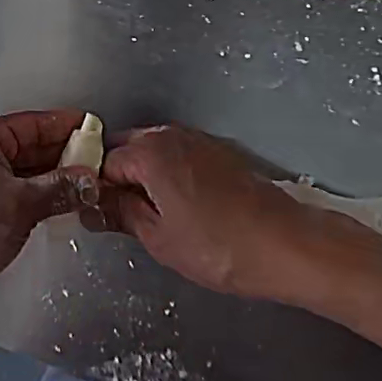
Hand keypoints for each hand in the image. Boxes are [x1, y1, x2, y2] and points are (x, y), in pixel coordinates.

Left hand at [0, 110, 101, 303]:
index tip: (95, 127)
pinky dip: (47, 189)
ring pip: (33, 166)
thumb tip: (91, 179)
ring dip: (59, 174)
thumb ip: (60, 187)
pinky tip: (71, 195)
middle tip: (101, 159)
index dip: (66, 125)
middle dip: (67, 152)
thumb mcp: (21, 204)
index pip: (34, 123)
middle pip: (35, 144)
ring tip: (92, 178)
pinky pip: (27, 184)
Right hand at [95, 124, 381, 302]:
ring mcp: (195, 139)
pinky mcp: (215, 150)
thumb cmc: (220, 246)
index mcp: (149, 151)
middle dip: (119, 177)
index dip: (98, 188)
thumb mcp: (160, 239)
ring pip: (152, 150)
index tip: (101, 214)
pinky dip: (168, 173)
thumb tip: (96, 205)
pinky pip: (176, 154)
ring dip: (144, 175)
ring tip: (153, 215)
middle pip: (127, 148)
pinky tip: (181, 206)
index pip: (104, 161)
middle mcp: (169, 135)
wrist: (285, 243)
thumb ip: (121, 214)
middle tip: (124, 216)